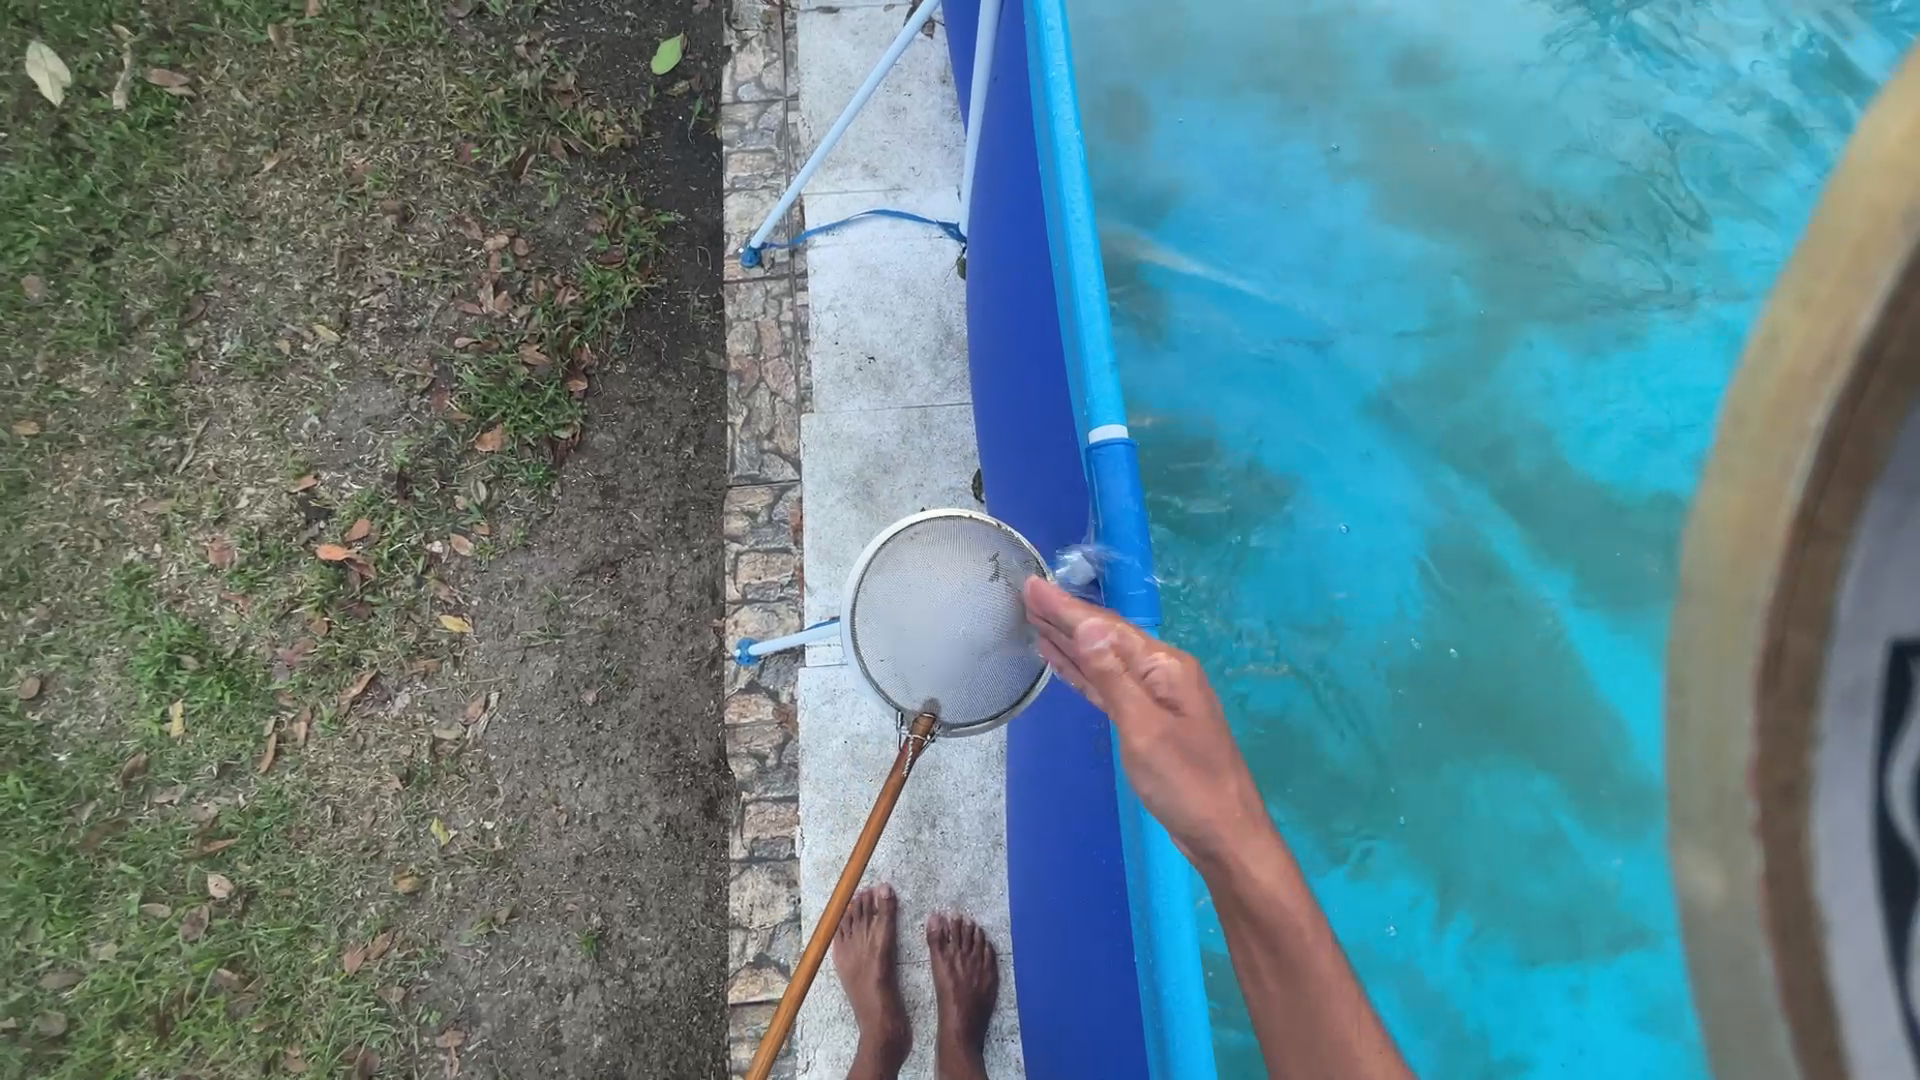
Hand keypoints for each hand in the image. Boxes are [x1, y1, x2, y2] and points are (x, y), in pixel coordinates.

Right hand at [1022, 577, 1269, 865]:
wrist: (1224, 835)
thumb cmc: (1186, 783)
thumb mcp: (1144, 728)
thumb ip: (1112, 676)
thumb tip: (1087, 626)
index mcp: (1164, 666)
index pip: (1106, 628)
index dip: (1066, 607)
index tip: (1032, 585)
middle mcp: (1159, 672)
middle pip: (1104, 636)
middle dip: (1064, 616)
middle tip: (1026, 594)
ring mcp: (1154, 695)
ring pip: (1103, 659)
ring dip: (1070, 640)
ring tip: (1035, 620)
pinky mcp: (1146, 718)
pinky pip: (1106, 684)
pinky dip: (1082, 671)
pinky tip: (1061, 660)